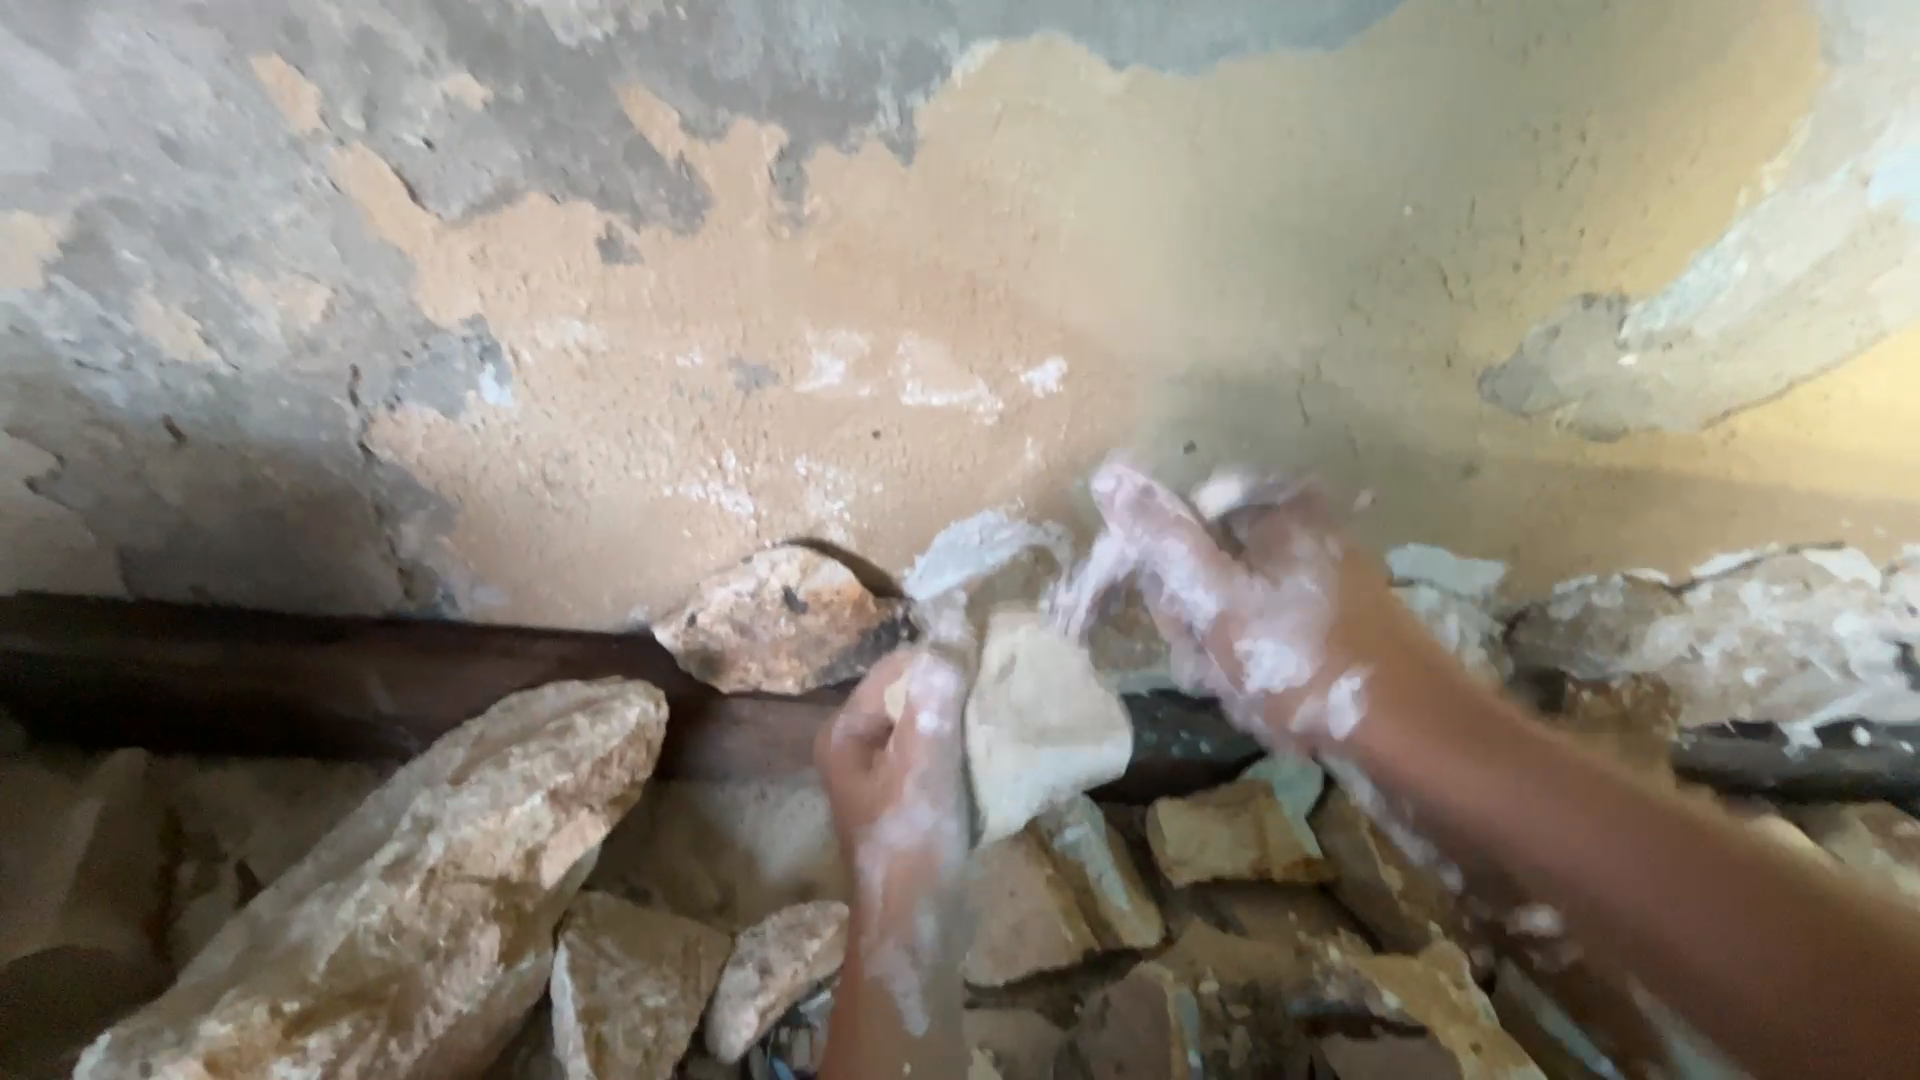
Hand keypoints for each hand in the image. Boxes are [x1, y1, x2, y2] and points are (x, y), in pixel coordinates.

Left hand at [815, 647, 971, 924]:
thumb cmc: (913, 842)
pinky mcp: (905, 794)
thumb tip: (949, 634)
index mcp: (845, 732)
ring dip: (961, 715)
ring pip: (926, 722)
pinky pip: (935, 750)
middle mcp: (856, 745)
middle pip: (910, 693)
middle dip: (952, 686)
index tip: (985, 655)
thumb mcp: (925, 765)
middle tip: (997, 680)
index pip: (894, 669)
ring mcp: (880, 772)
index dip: (938, 658)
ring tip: (999, 706)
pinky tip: (991, 742)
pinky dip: (961, 743)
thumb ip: (936, 701)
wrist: (916, 925)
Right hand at [1087, 460, 1426, 752]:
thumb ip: (1161, 539)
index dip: (1166, 574)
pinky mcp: (1324, 625)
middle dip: (1196, 625)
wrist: (1413, 736)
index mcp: (1276, 515)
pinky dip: (1252, 669)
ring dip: (1220, 656)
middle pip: (1203, 571)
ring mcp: (1313, 584)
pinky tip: (1270, 698)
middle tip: (1217, 660)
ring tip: (1249, 688)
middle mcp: (1296, 538)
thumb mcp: (1216, 599)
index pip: (1182, 523)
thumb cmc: (1305, 659)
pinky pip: (1258, 637)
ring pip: (1225, 612)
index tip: (1179, 617)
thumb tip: (1107, 475)